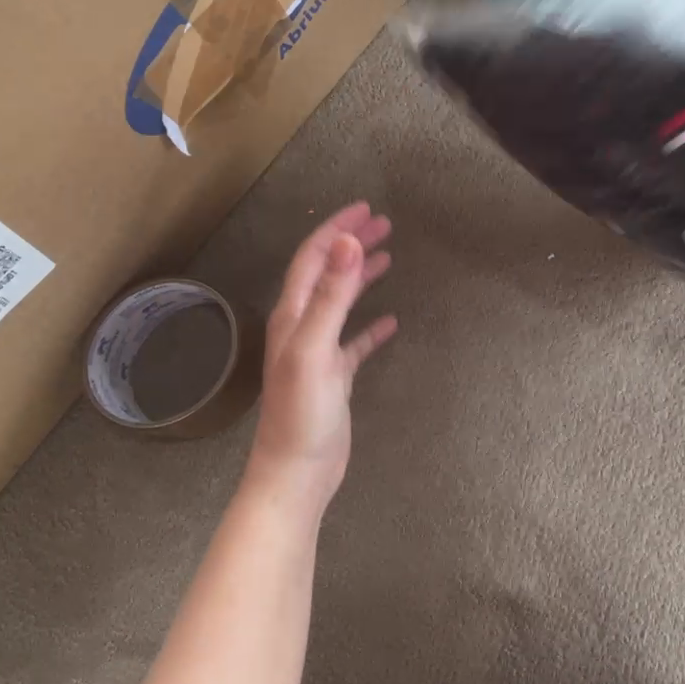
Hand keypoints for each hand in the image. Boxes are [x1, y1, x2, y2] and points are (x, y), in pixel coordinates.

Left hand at [245, 202, 396, 512]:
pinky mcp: (335, 376)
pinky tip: (392, 321)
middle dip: (352, 244)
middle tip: (384, 224)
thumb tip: (348, 242)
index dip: (336, 230)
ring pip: (341, 302)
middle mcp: (302, 327)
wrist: (296, 474)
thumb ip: (330, 295)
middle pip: (328, 273)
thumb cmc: (302, 412)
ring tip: (389, 256)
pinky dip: (372, 325)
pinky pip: (355, 341)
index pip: (313, 258)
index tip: (365, 209)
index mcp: (292, 315)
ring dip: (362, 276)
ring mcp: (318, 352)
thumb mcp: (314, 348)